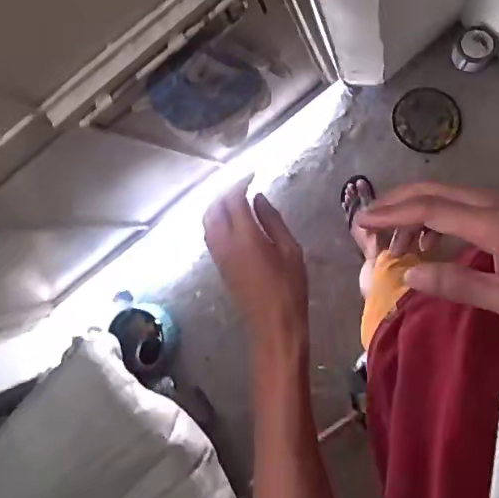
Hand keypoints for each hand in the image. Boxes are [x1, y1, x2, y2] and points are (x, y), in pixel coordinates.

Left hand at [203, 181, 308, 362]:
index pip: (233, 199)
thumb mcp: (290, 249)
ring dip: (218, 204)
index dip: (240, 181)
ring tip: (237, 197)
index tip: (253, 173)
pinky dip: (216, 219)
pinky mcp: (219, 265)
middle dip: (226, 191)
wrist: (274, 325)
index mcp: (245, 236)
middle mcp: (225, 243)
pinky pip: (210, 233)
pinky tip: (232, 218)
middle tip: (244, 183)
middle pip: (214, 207)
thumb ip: (272, 220)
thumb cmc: (290, 287)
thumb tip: (258, 198)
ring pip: (208, 220)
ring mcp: (219, 255)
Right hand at [353, 182, 498, 340]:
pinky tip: (435, 241)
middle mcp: (495, 202)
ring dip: (417, 210)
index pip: (428, 208)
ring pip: (449, 195)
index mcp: (492, 221)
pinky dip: (439, 216)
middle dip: (397, 204)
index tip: (360, 224)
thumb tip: (408, 276)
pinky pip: (465, 205)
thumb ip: (459, 286)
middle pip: (433, 191)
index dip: (391, 214)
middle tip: (367, 225)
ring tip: (394, 239)